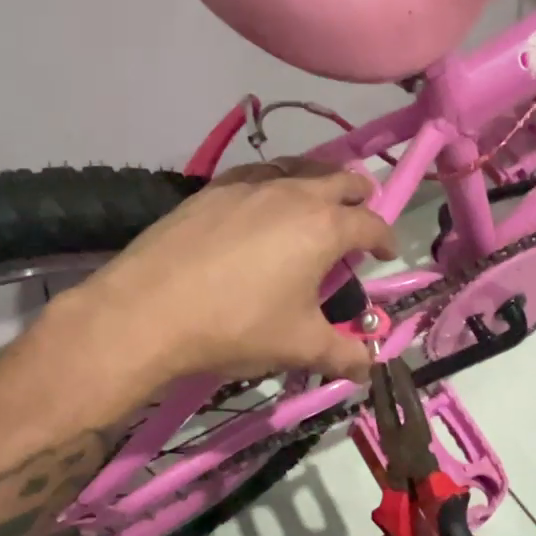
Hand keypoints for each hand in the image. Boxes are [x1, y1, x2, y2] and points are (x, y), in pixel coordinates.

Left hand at [73, 158, 397, 384]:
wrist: (148, 311)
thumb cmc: (236, 326)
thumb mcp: (298, 346)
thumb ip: (342, 354)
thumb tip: (368, 367)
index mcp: (324, 228)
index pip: (371, 223)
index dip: (386, 238)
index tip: (387, 252)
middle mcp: (293, 194)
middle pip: (340, 179)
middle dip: (359, 195)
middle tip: (361, 214)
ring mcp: (250, 185)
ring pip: (299, 168)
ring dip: (318, 182)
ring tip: (316, 202)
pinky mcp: (213, 189)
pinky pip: (258, 173)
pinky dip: (274, 182)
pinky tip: (261, 204)